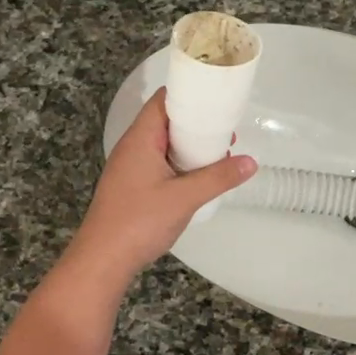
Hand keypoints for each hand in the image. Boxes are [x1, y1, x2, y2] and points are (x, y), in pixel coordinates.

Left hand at [63, 88, 255, 283]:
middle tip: (227, 131)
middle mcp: (133, 147)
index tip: (217, 98)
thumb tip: (251, 162)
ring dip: (192, 146)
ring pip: (166, 145)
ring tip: (221, 154)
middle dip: (197, 124)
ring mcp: (132, 168)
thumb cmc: (139, 221)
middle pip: (167, 121)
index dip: (189, 95)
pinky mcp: (135, 186)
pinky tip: (202, 177)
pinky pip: (162, 163)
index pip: (163, 101)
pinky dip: (183, 164)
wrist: (103, 259)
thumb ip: (219, 178)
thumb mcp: (185, 198)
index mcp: (140, 139)